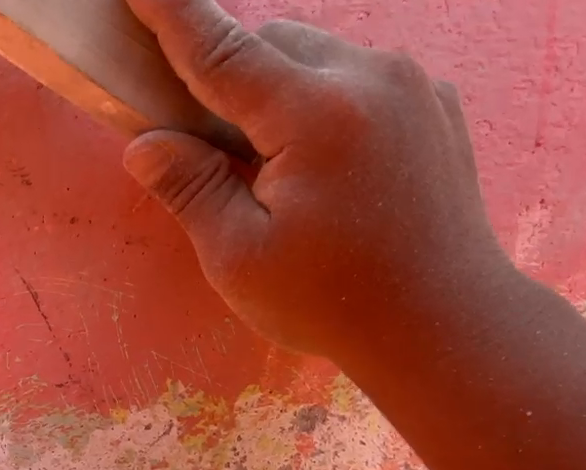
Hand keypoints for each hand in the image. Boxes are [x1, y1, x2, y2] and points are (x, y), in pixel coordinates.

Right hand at [122, 0, 518, 360]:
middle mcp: (372, 78)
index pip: (224, 51)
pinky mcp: (431, 104)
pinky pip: (354, 78)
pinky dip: (313, 101)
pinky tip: (309, 163)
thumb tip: (145, 143)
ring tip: (257, 160)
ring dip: (269, 89)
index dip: (174, 15)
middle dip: (222, 71)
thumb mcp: (237, 257)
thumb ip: (190, 189)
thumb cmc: (327, 300)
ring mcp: (412, 85)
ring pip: (314, 56)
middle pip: (272, 44)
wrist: (441, 322)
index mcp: (317, 115)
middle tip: (193, 132)